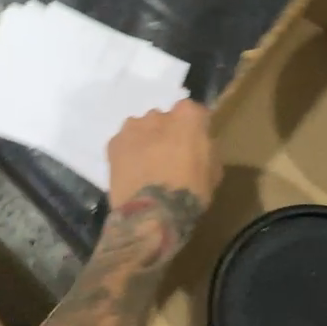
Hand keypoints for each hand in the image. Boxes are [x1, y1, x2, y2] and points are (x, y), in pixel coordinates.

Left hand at [99, 100, 217, 262]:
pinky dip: (128, 154)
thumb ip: (206, 149)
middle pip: (165, 120)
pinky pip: (124, 143)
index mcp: (188, 116)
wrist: (152, 212)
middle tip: (169, 158)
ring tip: (147, 167)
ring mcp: (133, 127)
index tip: (194, 144)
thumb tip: (200, 145)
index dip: (194, 129)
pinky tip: (132, 173)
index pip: (194, 112)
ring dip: (146, 142)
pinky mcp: (113, 143)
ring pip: (142, 129)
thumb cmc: (190, 192)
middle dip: (167, 134)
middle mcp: (158, 114)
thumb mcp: (213, 172)